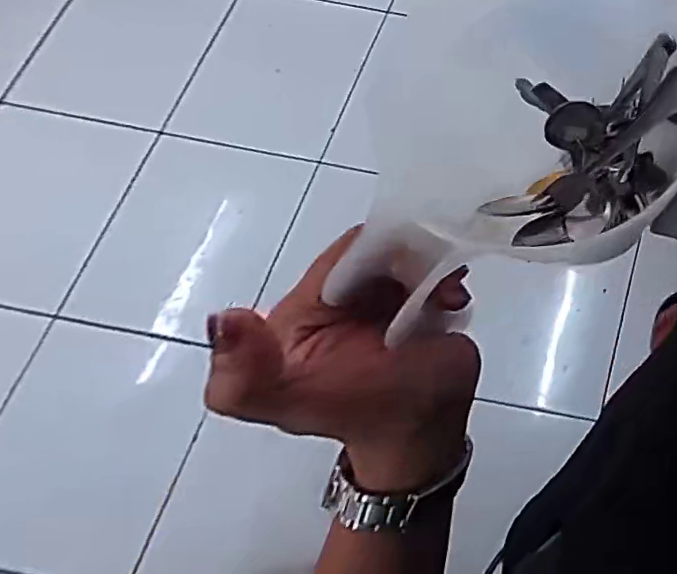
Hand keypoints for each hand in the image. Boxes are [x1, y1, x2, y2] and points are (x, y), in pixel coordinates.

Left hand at [205, 226, 479, 490]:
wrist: (425, 427)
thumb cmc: (366, 411)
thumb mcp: (294, 401)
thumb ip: (246, 374)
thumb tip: (225, 317)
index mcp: (297, 314)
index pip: (339, 259)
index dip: (375, 258)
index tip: (405, 278)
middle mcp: (338, 296)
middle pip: (379, 248)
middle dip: (412, 261)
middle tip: (433, 291)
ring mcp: (381, 293)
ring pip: (411, 251)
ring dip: (435, 268)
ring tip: (445, 300)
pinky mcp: (417, 294)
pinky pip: (434, 263)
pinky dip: (448, 274)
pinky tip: (452, 300)